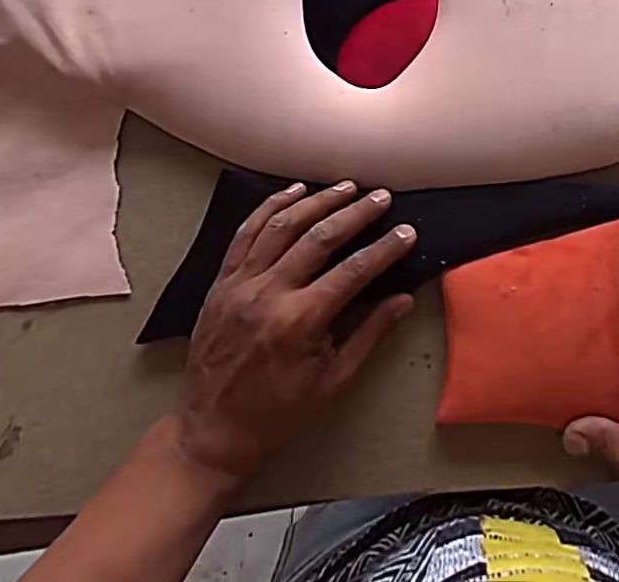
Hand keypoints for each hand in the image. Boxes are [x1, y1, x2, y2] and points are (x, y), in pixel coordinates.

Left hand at [166, 182, 416, 485]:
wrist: (212, 431)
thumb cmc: (278, 413)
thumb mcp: (334, 381)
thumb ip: (370, 334)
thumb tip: (403, 300)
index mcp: (299, 322)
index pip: (353, 271)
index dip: (385, 249)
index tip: (406, 232)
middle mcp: (268, 294)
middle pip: (319, 238)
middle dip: (355, 213)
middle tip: (381, 197)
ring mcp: (240, 284)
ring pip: (283, 226)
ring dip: (317, 201)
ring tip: (346, 187)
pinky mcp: (221, 282)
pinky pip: (246, 233)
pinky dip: (270, 207)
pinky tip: (293, 191)